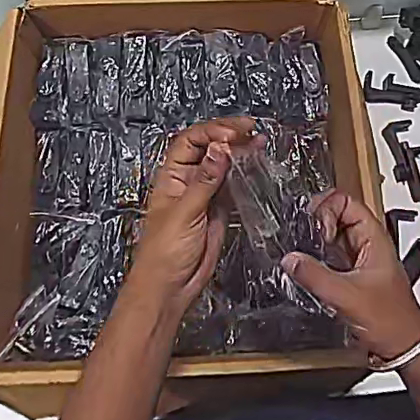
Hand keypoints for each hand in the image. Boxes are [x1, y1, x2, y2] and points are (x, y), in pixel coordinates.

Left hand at [129, 117, 256, 309]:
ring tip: (257, 141)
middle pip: (208, 147)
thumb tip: (220, 150)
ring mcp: (204, 194)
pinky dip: (244, 172)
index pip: (190, 141)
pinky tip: (255, 163)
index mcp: (171, 176)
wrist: (170, 289)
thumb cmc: (162, 254)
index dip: (212, 132)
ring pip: (222, 163)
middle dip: (228, 134)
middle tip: (249, 130)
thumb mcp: (184, 213)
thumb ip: (205, 181)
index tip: (233, 134)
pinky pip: (232, 184)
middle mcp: (187, 181)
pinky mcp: (218, 209)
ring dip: (239, 150)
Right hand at [281, 189, 419, 362]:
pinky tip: (307, 268)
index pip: (345, 201)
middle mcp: (365, 242)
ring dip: (314, 241)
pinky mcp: (348, 273)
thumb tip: (291, 259)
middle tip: (305, 239)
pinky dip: (315, 258)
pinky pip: (327, 256)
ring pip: (329, 236)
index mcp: (373, 236)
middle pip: (334, 214)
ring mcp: (356, 257)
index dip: (326, 209)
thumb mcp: (348, 296)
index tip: (316, 230)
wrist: (402, 346)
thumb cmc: (392, 320)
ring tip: (304, 254)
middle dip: (316, 224)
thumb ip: (317, 276)